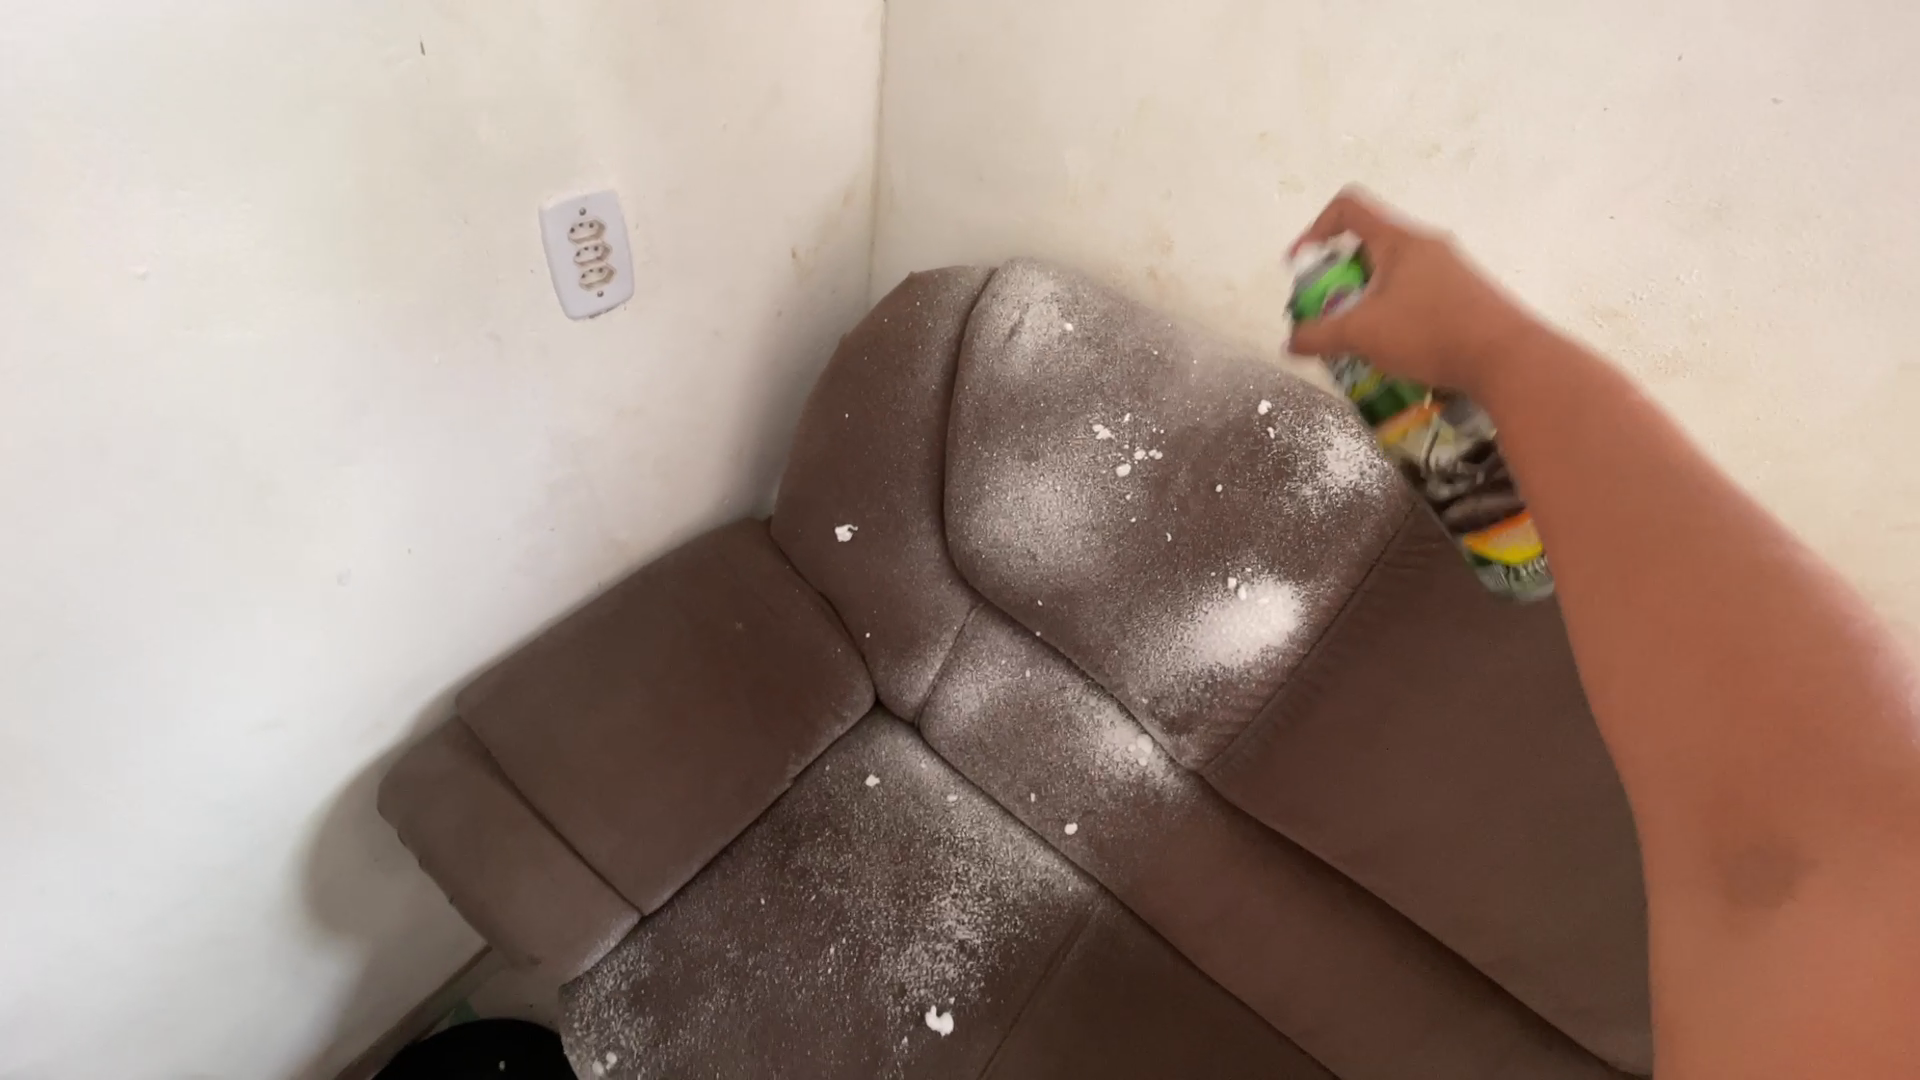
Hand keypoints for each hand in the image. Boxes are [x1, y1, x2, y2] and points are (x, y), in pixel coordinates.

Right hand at [1288, 187, 1541, 394]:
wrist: (1506, 358)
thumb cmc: (1430, 332)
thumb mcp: (1360, 335)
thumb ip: (1316, 336)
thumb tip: (1290, 341)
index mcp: (1399, 241)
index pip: (1347, 208)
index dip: (1313, 232)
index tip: (1299, 268)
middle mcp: (1423, 246)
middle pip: (1362, 247)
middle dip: (1332, 281)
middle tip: (1322, 315)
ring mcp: (1443, 270)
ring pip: (1384, 275)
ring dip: (1356, 303)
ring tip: (1349, 339)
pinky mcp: (1456, 295)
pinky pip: (1405, 294)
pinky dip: (1382, 314)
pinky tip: (1382, 348)